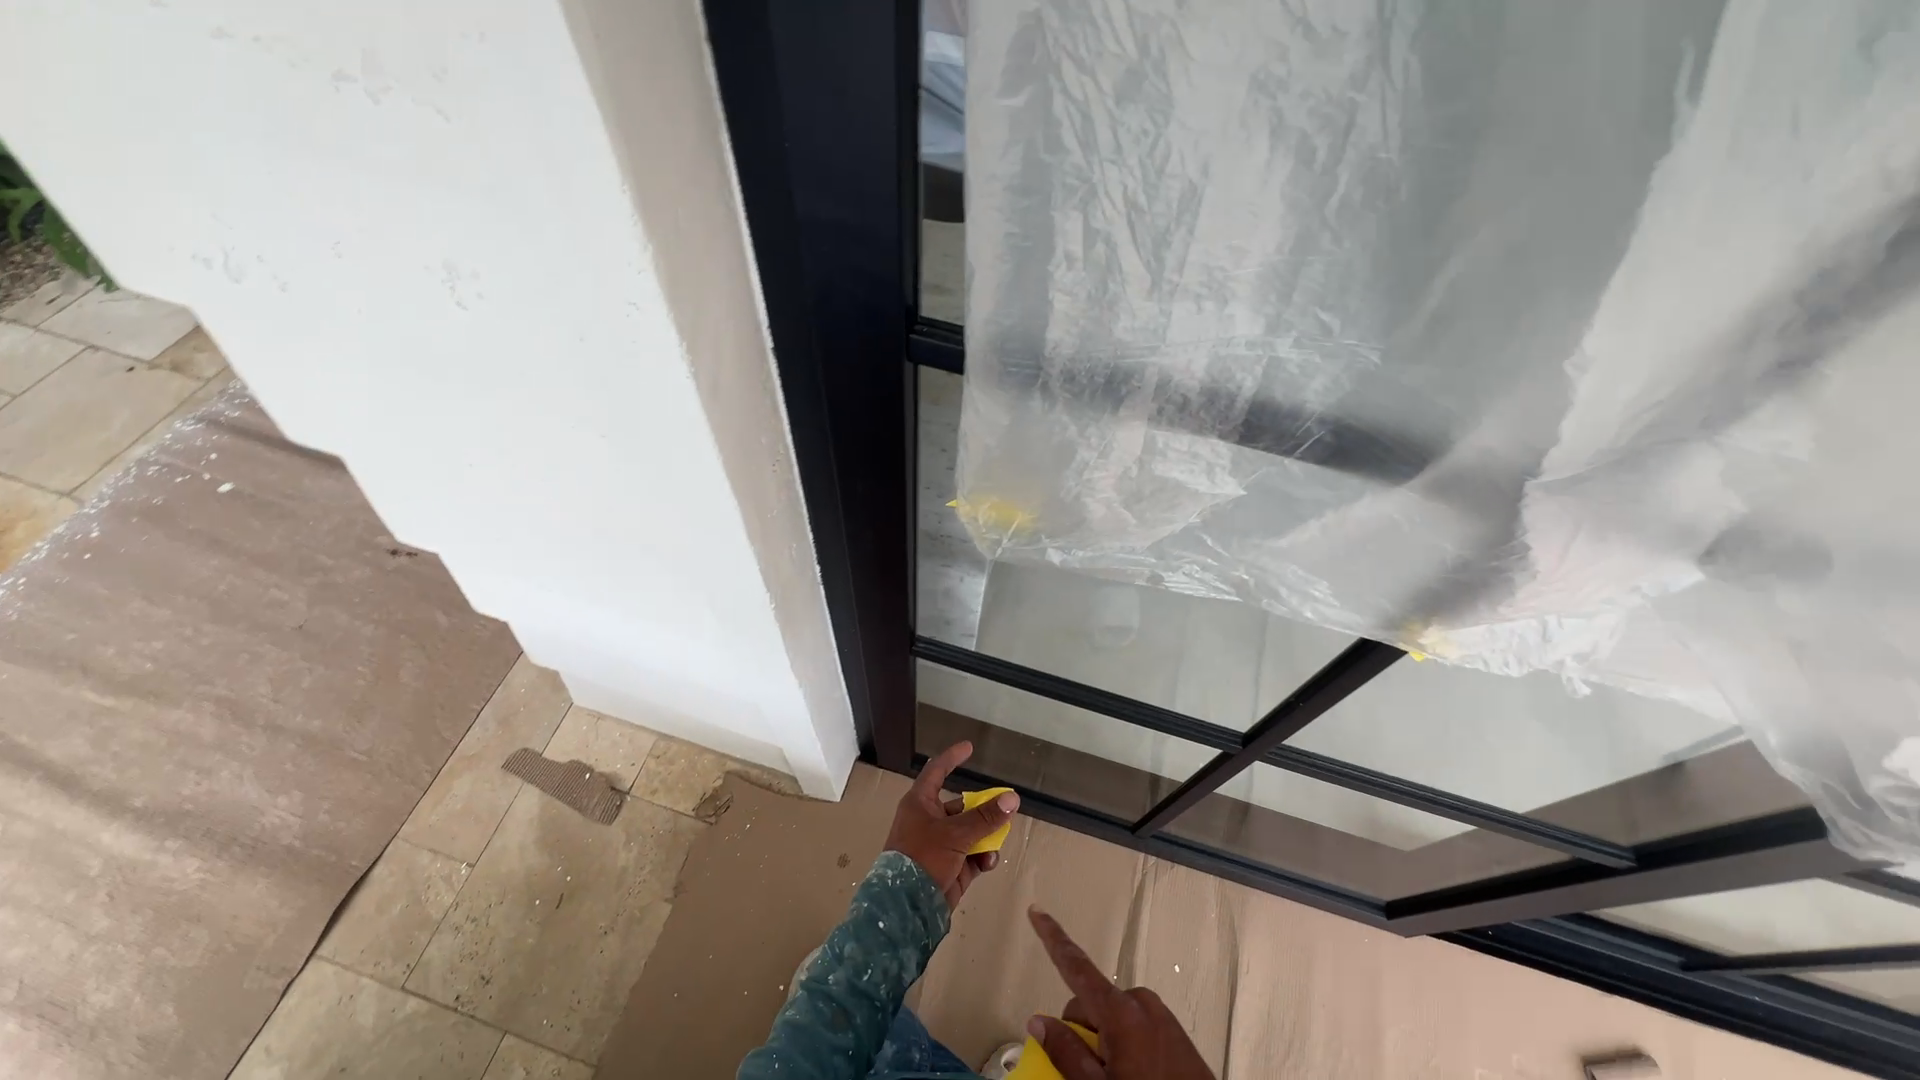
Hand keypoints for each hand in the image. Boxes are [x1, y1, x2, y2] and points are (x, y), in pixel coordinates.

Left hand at [883, 741, 1019, 908]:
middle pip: (962, 806)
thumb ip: (986, 817)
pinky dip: (982, 858)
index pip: (937, 772)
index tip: (969, 747)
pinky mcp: (949, 867)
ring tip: (994, 846)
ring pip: (971, 832)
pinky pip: (972, 855)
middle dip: (983, 810)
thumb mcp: (956, 833)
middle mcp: (929, 820)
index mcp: (921, 803)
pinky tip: (988, 863)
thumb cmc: (924, 857)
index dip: (952, 758)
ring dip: (986, 838)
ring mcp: (939, 845)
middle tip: (1004, 810)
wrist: (908, 905)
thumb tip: (1012, 798)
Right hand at [1026, 906, 1216, 1079]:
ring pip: (1113, 1015)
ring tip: (1113, 1076)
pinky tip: (1133, 1073)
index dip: (1053, 938)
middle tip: (1087, 1071)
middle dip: (1080, 1028)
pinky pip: (1135, 1025)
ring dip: (1103, 1038)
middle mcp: (1140, 1002)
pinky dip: (1123, 1042)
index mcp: (1119, 1011)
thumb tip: (1038, 1021)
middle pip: (1091, 1002)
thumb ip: (1065, 1052)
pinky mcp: (1176, 1031)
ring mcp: (1161, 1015)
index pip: (1076, 967)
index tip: (1036, 909)